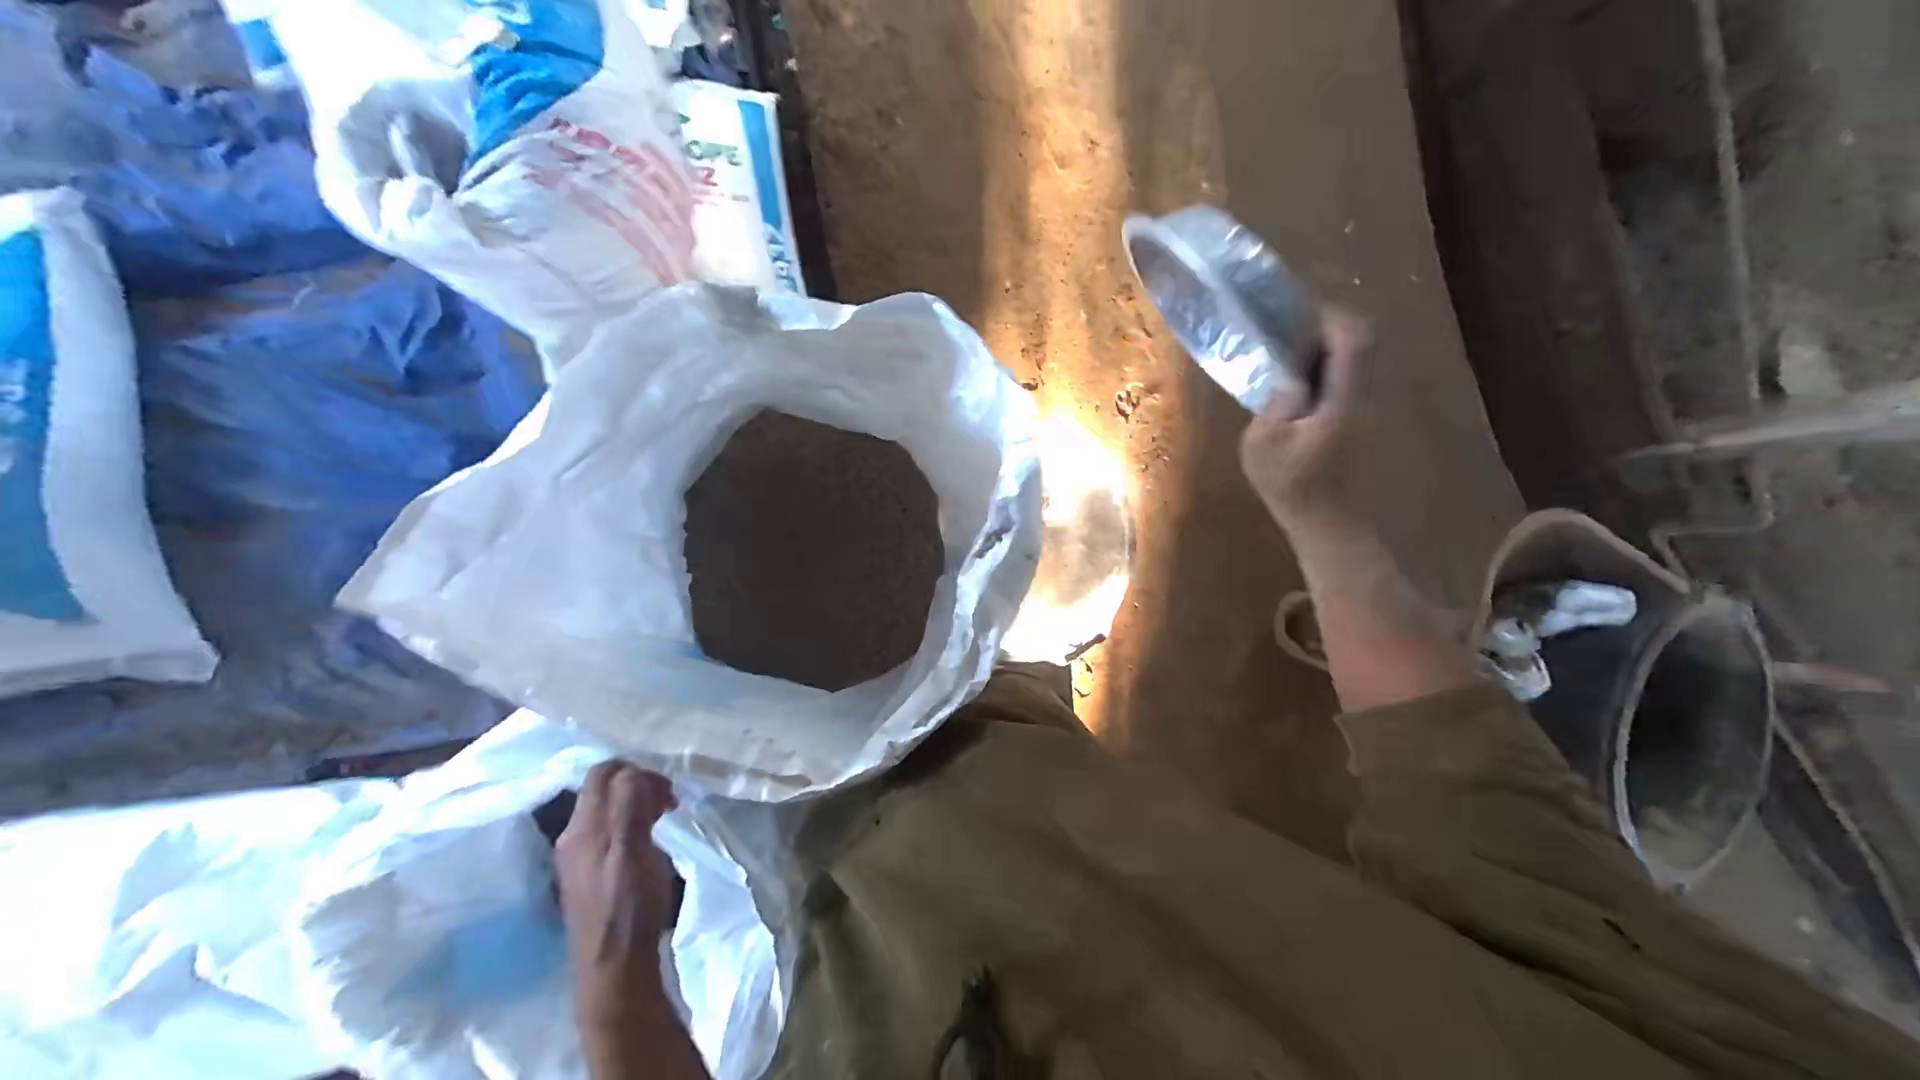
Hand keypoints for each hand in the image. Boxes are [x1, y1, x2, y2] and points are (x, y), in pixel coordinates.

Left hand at [556, 761, 680, 1022]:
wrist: (613, 969)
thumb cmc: (629, 905)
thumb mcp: (634, 847)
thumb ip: (631, 803)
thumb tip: (636, 774)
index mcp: (583, 826)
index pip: (604, 772)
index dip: (638, 770)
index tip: (667, 793)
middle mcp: (572, 837)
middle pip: (603, 788)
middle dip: (639, 785)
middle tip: (669, 804)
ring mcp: (577, 858)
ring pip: (606, 809)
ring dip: (637, 804)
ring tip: (664, 820)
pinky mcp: (587, 875)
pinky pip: (608, 831)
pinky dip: (631, 824)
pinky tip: (649, 844)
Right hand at [1239, 312, 1372, 536]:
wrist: (1330, 526)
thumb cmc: (1293, 487)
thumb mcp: (1263, 445)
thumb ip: (1274, 405)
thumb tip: (1288, 380)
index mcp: (1341, 400)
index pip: (1353, 339)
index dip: (1331, 318)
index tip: (1299, 319)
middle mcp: (1360, 399)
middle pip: (1358, 347)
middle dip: (1323, 335)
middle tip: (1286, 340)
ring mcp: (1363, 414)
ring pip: (1352, 367)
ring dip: (1321, 360)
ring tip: (1284, 369)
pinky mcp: (1357, 427)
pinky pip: (1344, 388)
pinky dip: (1322, 381)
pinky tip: (1294, 400)